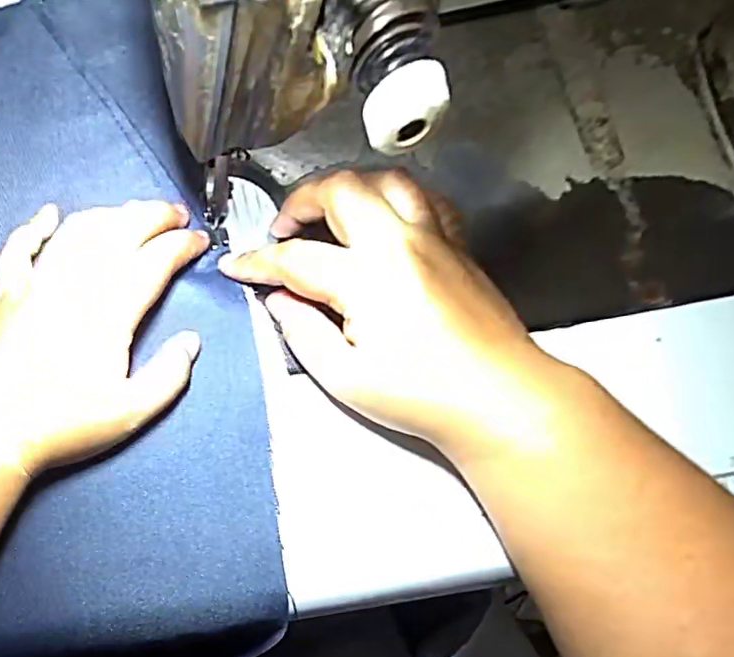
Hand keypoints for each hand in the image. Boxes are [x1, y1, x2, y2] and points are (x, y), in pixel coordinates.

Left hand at [0, 200, 211, 475]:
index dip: (181, 245)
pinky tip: (49, 216)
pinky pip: (21, 247)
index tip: (198, 240)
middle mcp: (73, 284)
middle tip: (173, 214)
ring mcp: (36, 284)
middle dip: (152, 216)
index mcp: (109, 310)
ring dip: (108, 214)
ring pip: (77, 231)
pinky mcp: (5, 294)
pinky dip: (36, 226)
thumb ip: (168, 377)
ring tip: (130, 213)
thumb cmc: (59, 424)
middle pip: (119, 231)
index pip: (154, 260)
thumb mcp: (129, 413)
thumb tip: (190, 344)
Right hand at [219, 170, 580, 459]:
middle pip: (341, 191)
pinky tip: (385, 219)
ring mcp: (434, 239)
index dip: (259, 261)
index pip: (296, 257)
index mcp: (366, 276)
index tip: (238, 266)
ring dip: (348, 188)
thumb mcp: (344, 377)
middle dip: (300, 201)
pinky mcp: (457, 248)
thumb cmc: (422, 395)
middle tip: (280, 229)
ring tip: (327, 213)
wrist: (496, 397)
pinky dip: (396, 199)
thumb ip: (303, 332)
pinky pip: (426, 200)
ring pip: (386, 181)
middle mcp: (400, 243)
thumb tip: (281, 303)